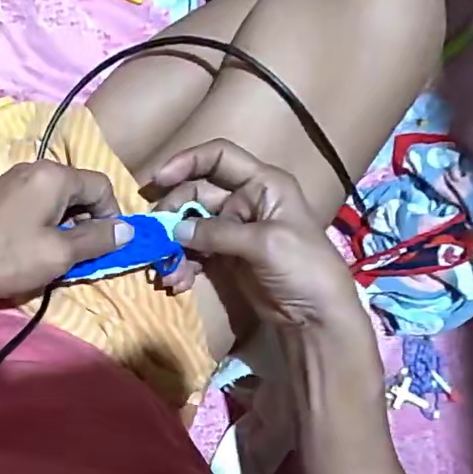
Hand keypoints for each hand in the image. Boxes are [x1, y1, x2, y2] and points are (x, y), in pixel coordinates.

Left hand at [0, 160, 133, 313]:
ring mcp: (13, 182)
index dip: (113, 216)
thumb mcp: (61, 253)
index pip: (101, 185)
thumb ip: (98, 239)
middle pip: (79, 190)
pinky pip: (38, 206)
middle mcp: (34, 168)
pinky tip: (36, 251)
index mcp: (53, 175)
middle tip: (85, 256)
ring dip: (68, 227)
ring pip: (58, 201)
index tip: (110, 246)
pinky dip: (47, 226)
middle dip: (90, 222)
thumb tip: (128, 230)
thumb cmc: (8, 258)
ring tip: (59, 258)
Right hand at [151, 140, 362, 332]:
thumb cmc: (303, 268)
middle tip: (156, 235)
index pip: (219, 157)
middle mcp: (245, 201)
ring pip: (191, 227)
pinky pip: (195, 253)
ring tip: (167, 271)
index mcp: (262, 184)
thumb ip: (219, 233)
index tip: (159, 179)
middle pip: (197, 194)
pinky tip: (178, 282)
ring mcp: (234, 231)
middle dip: (174, 213)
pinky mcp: (226, 258)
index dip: (187, 162)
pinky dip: (183, 265)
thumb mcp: (264, 243)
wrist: (316, 316)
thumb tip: (176, 230)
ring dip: (175, 246)